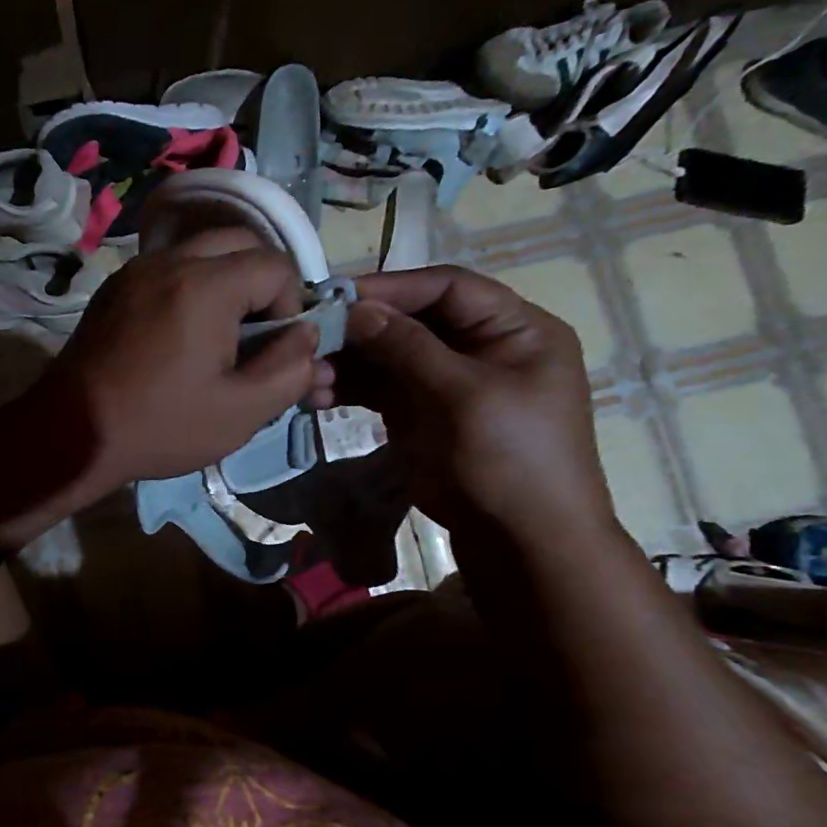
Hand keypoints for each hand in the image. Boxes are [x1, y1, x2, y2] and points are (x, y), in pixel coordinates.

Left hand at [41, 229, 331, 489]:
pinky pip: (164, 271)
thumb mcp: (241, 412)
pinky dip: (186, 289)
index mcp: (204, 284)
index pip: (275, 265)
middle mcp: (167, 262)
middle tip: (253, 334)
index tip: (274, 348)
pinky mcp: (111, 290)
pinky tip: (178, 337)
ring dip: (222, 283)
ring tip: (218, 337)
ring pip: (198, 253)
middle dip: (259, 283)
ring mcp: (133, 272)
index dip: (291, 304)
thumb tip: (306, 336)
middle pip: (237, 243)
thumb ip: (289, 369)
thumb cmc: (159, 425)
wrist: (71, 434)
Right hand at [331, 265, 616, 537]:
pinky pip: (375, 388)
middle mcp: (476, 347)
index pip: (448, 288)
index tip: (337, 295)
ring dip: (345, 362)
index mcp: (513, 330)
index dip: (393, 287)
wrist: (519, 538)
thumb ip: (408, 347)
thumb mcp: (463, 395)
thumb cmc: (510, 457)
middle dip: (358, 329)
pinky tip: (316, 396)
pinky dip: (346, 388)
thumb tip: (355, 309)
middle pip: (409, 320)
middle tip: (309, 337)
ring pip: (384, 355)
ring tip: (307, 376)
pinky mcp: (415, 411)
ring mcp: (442, 381)